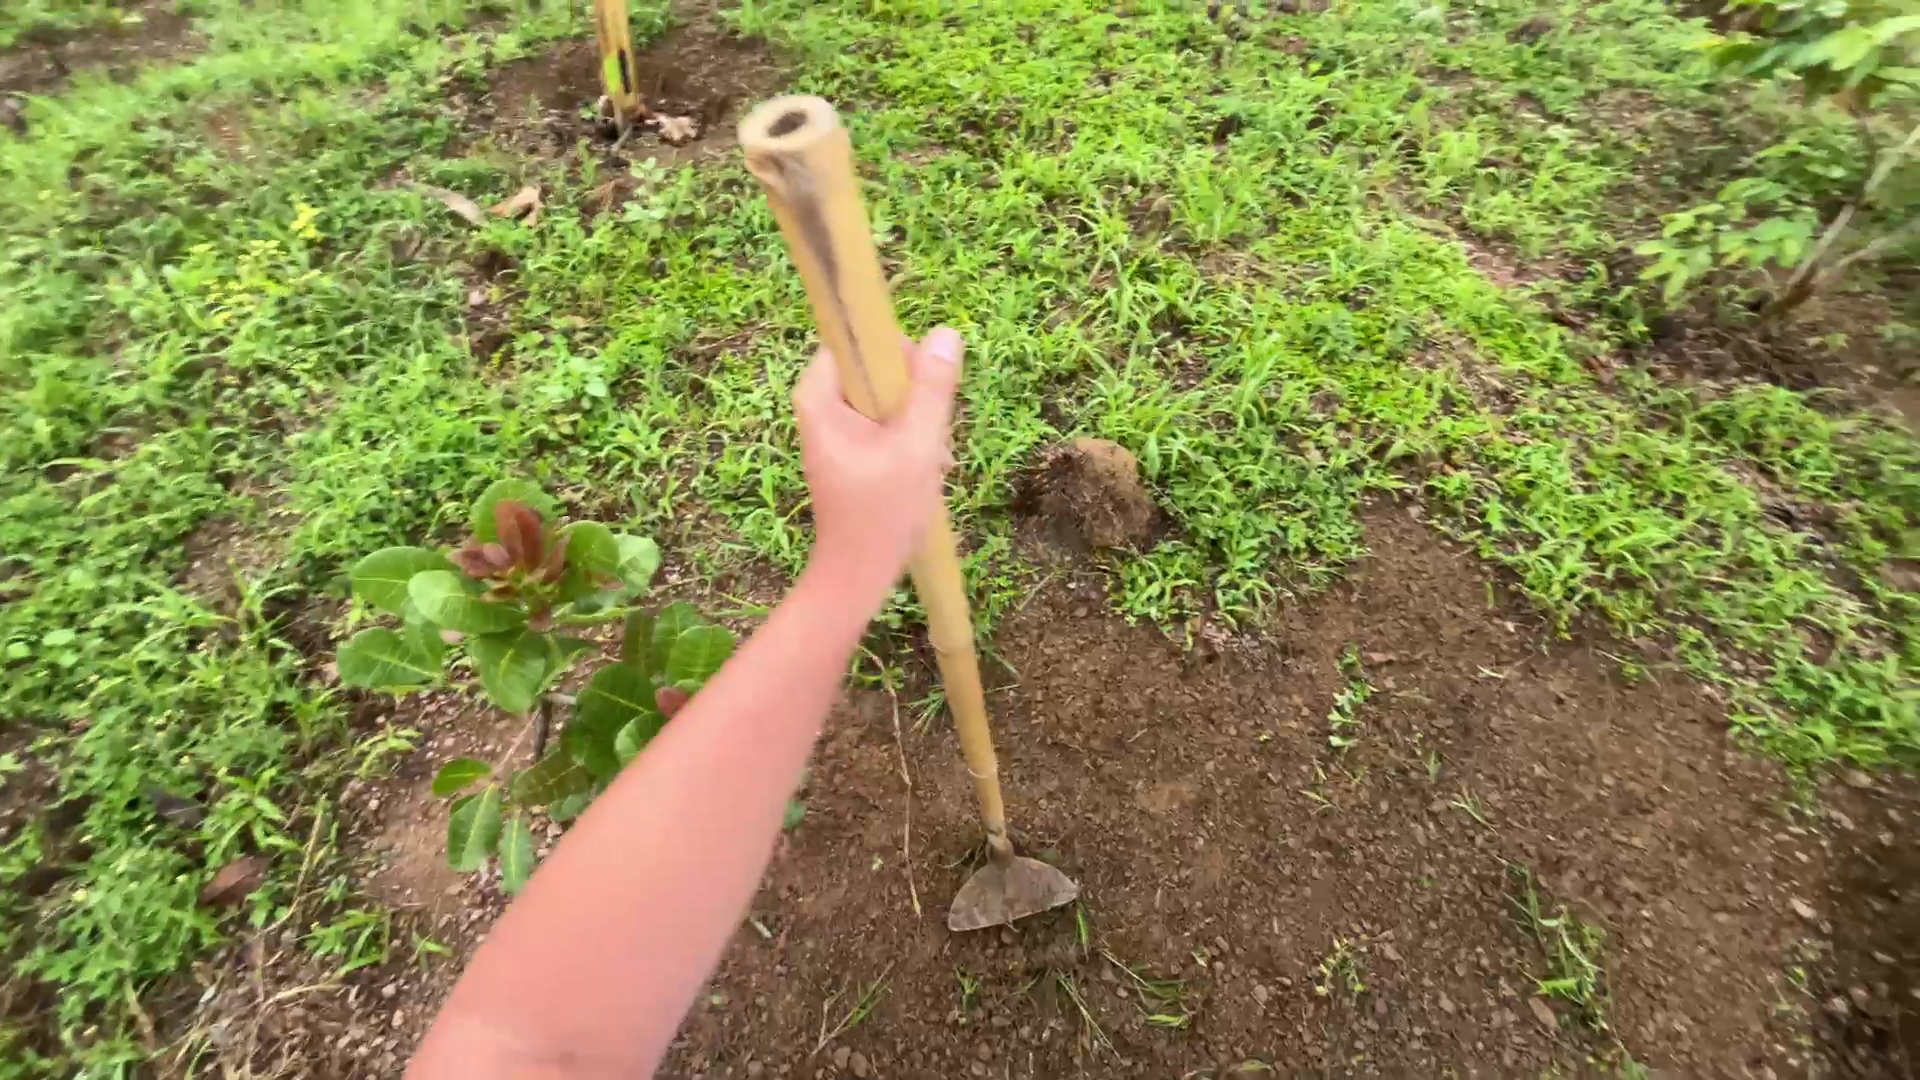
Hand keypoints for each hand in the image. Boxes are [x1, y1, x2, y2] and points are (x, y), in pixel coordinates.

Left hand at [793, 328, 963, 607]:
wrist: (860, 574)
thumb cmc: (883, 513)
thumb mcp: (917, 446)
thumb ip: (932, 389)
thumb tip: (946, 334)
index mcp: (819, 398)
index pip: (856, 343)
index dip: (895, 356)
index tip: (923, 389)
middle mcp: (820, 408)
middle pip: (875, 371)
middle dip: (913, 398)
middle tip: (934, 434)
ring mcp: (836, 432)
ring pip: (886, 400)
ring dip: (918, 424)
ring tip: (934, 459)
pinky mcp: (850, 452)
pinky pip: (885, 425)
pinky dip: (909, 442)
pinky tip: (928, 468)